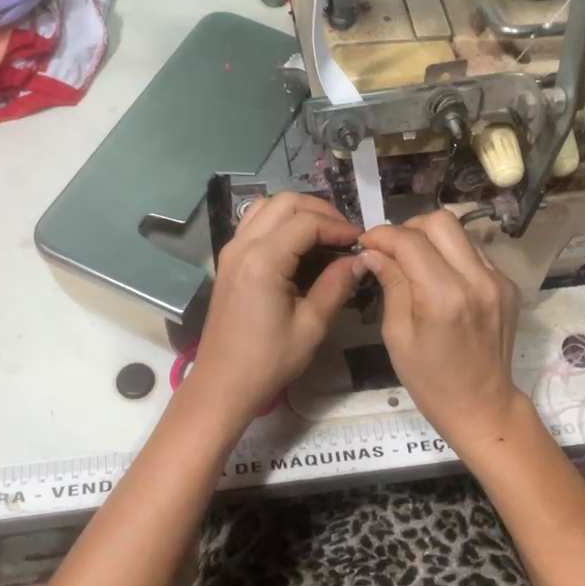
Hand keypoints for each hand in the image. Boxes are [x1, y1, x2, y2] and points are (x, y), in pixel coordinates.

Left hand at [190, 193, 362, 415]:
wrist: (223, 383)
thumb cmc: (268, 360)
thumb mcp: (311, 326)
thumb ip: (336, 286)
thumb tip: (361, 260)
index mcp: (263, 260)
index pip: (307, 222)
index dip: (338, 226)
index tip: (360, 242)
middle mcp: (243, 246)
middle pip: (285, 202)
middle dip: (319, 211)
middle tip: (344, 235)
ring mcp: (231, 251)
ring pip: (266, 207)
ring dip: (297, 212)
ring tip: (323, 234)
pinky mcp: (228, 261)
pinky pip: (254, 223)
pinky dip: (279, 222)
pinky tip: (299, 245)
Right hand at [359, 211, 528, 450]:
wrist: (481, 405)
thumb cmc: (430, 380)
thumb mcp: (397, 336)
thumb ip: (391, 285)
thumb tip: (373, 253)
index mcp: (444, 297)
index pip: (410, 241)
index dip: (382, 235)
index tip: (366, 244)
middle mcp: (476, 280)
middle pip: (440, 222)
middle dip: (409, 229)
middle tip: (392, 251)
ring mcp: (498, 281)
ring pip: (460, 232)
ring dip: (432, 240)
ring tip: (414, 263)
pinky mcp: (507, 285)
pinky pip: (474, 253)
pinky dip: (452, 255)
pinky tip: (440, 278)